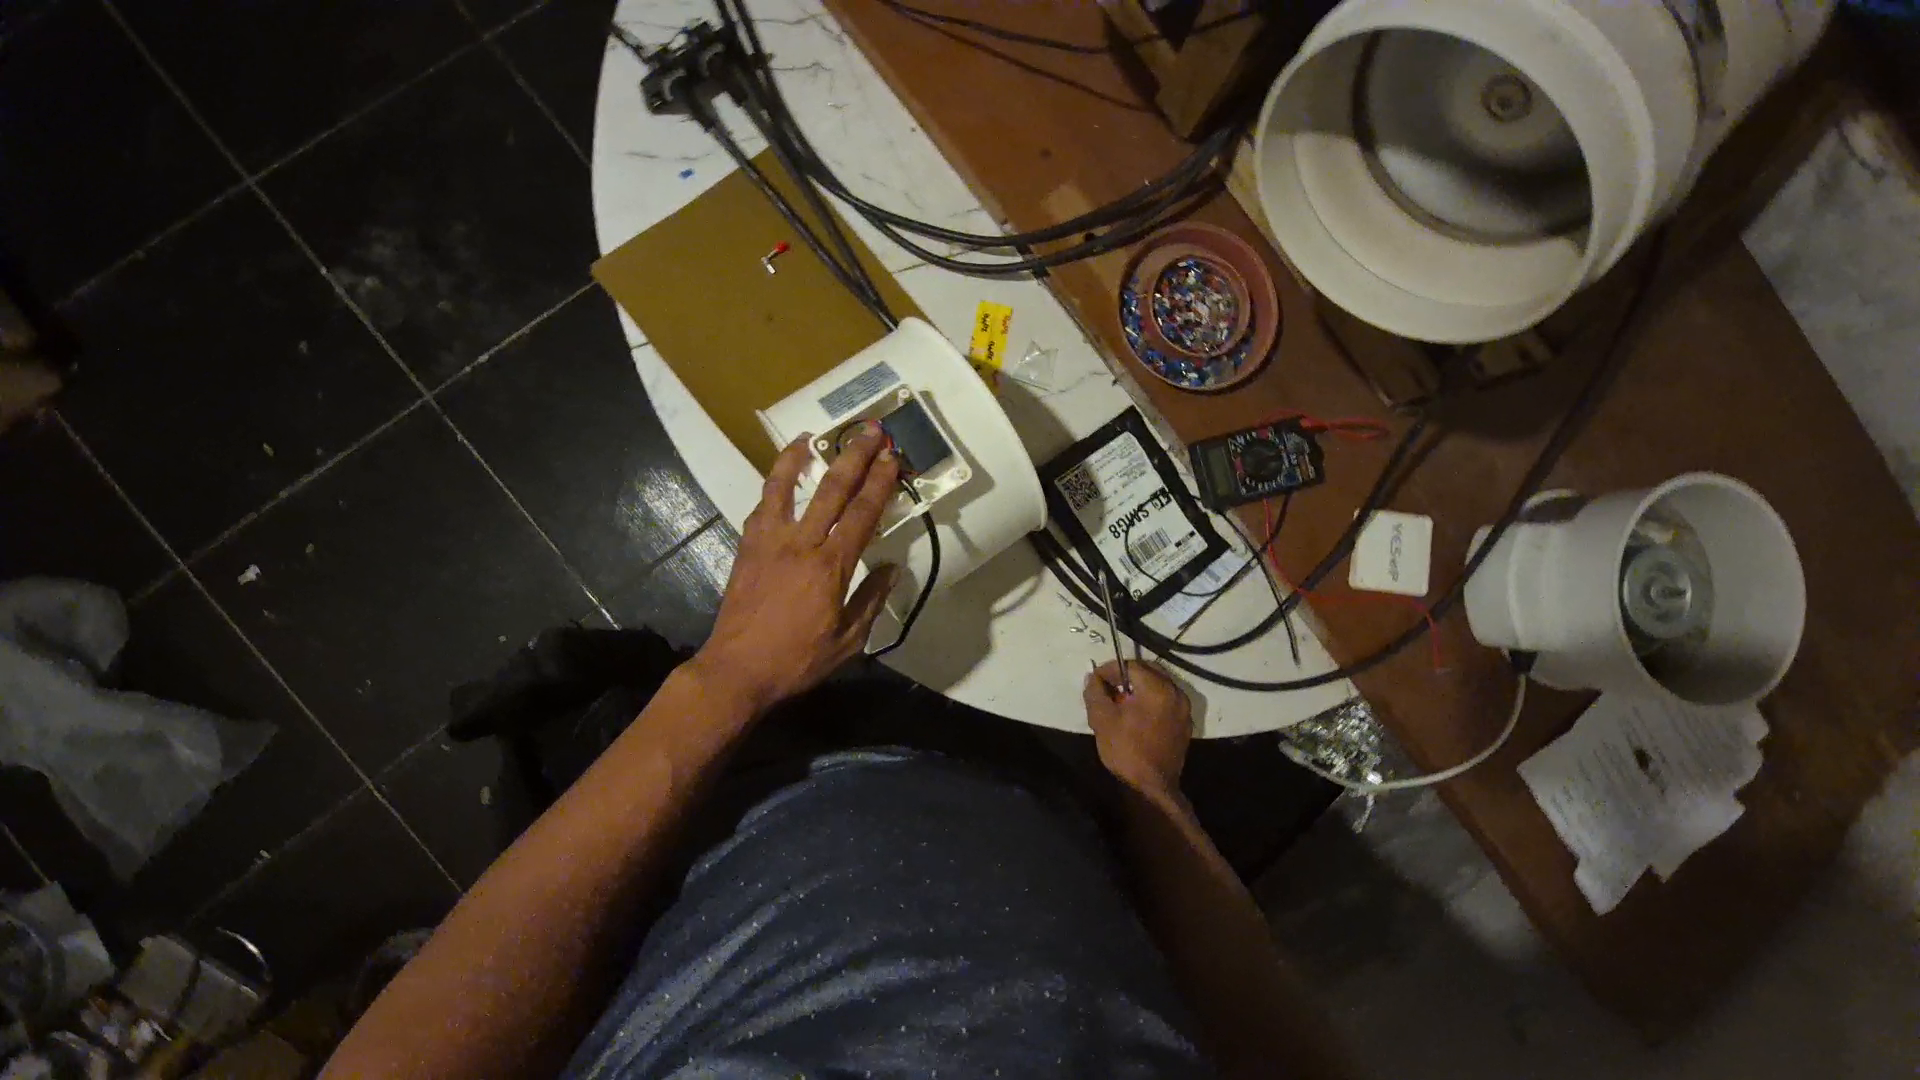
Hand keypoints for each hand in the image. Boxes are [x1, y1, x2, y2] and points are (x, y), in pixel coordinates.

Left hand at [691, 425, 901, 713]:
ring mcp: (769, 541)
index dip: (881, 482)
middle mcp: (801, 543)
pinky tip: (783, 476)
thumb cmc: (798, 660)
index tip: (893, 457)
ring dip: (802, 456)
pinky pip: (762, 506)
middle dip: (855, 456)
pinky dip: (774, 485)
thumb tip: (892, 568)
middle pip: (832, 488)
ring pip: (786, 486)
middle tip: (871, 430)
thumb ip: (871, 599)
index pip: (863, 513)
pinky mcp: (747, 546)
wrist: (737, 670)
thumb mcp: (849, 640)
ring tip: (812, 434)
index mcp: (831, 566)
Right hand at [1084, 660, 1191, 795]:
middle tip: (1108, 687)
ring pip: (1160, 685)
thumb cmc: (1126, 750)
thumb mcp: (1101, 719)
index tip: (1095, 679)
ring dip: (1140, 686)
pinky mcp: (1185, 724)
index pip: (1132, 665)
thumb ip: (1095, 692)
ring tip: (1121, 701)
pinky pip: (1167, 700)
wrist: (1151, 788)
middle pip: (1149, 671)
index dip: (1110, 669)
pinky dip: (1152, 699)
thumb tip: (1092, 677)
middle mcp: (1176, 693)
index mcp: (1158, 688)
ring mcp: (1184, 709)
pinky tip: (1137, 714)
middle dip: (1127, 675)